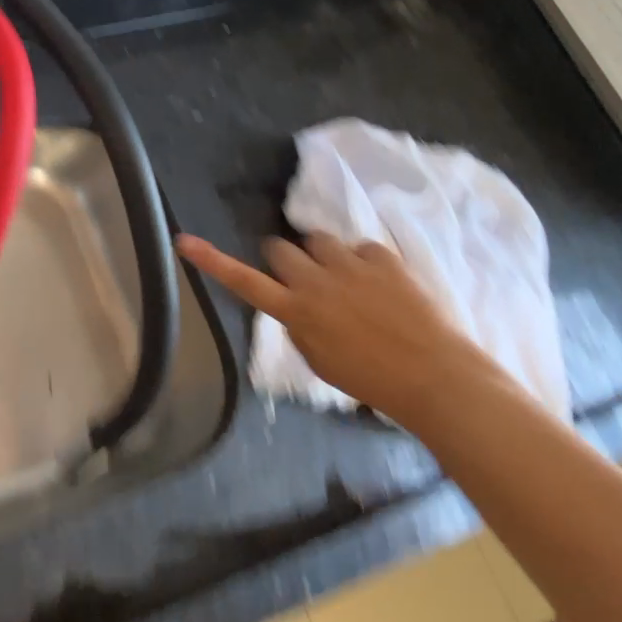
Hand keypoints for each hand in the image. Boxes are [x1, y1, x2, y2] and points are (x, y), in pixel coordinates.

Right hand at [178, 231, 510, 426]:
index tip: (183, 240)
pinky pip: (361, 246)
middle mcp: (316, 282)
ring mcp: (351, 266)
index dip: (210, 260)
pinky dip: (364, 261)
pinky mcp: (385, 259)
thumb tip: (294, 304)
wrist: (438, 378)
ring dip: (323, 255)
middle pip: (280, 247)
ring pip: (318, 240)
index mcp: (295, 312)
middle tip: (302, 276)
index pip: (242, 280)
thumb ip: (298, 325)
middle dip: (285, 258)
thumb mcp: (319, 359)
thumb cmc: (372, 381)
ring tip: (345, 277)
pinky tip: (380, 283)